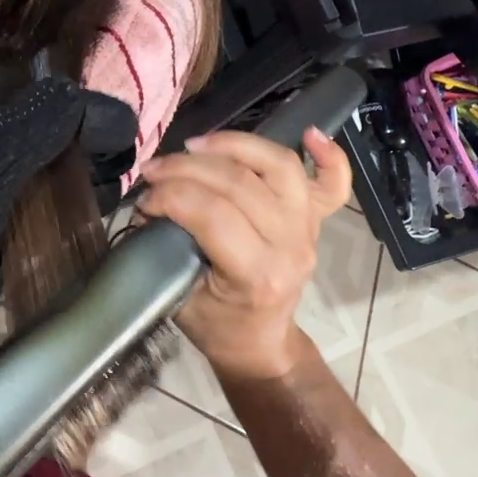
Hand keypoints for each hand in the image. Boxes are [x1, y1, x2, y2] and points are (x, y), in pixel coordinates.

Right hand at [135, 127, 351, 379]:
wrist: (259, 342)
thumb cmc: (216, 323)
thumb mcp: (179, 296)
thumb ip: (165, 247)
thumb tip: (147, 201)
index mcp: (258, 275)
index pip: (212, 214)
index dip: (169, 196)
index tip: (143, 200)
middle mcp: (291, 246)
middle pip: (238, 182)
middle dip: (185, 167)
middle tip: (153, 170)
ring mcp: (308, 228)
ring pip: (277, 165)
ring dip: (233, 144)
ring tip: (196, 144)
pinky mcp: (317, 219)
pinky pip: (333, 184)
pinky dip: (329, 156)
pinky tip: (309, 134)